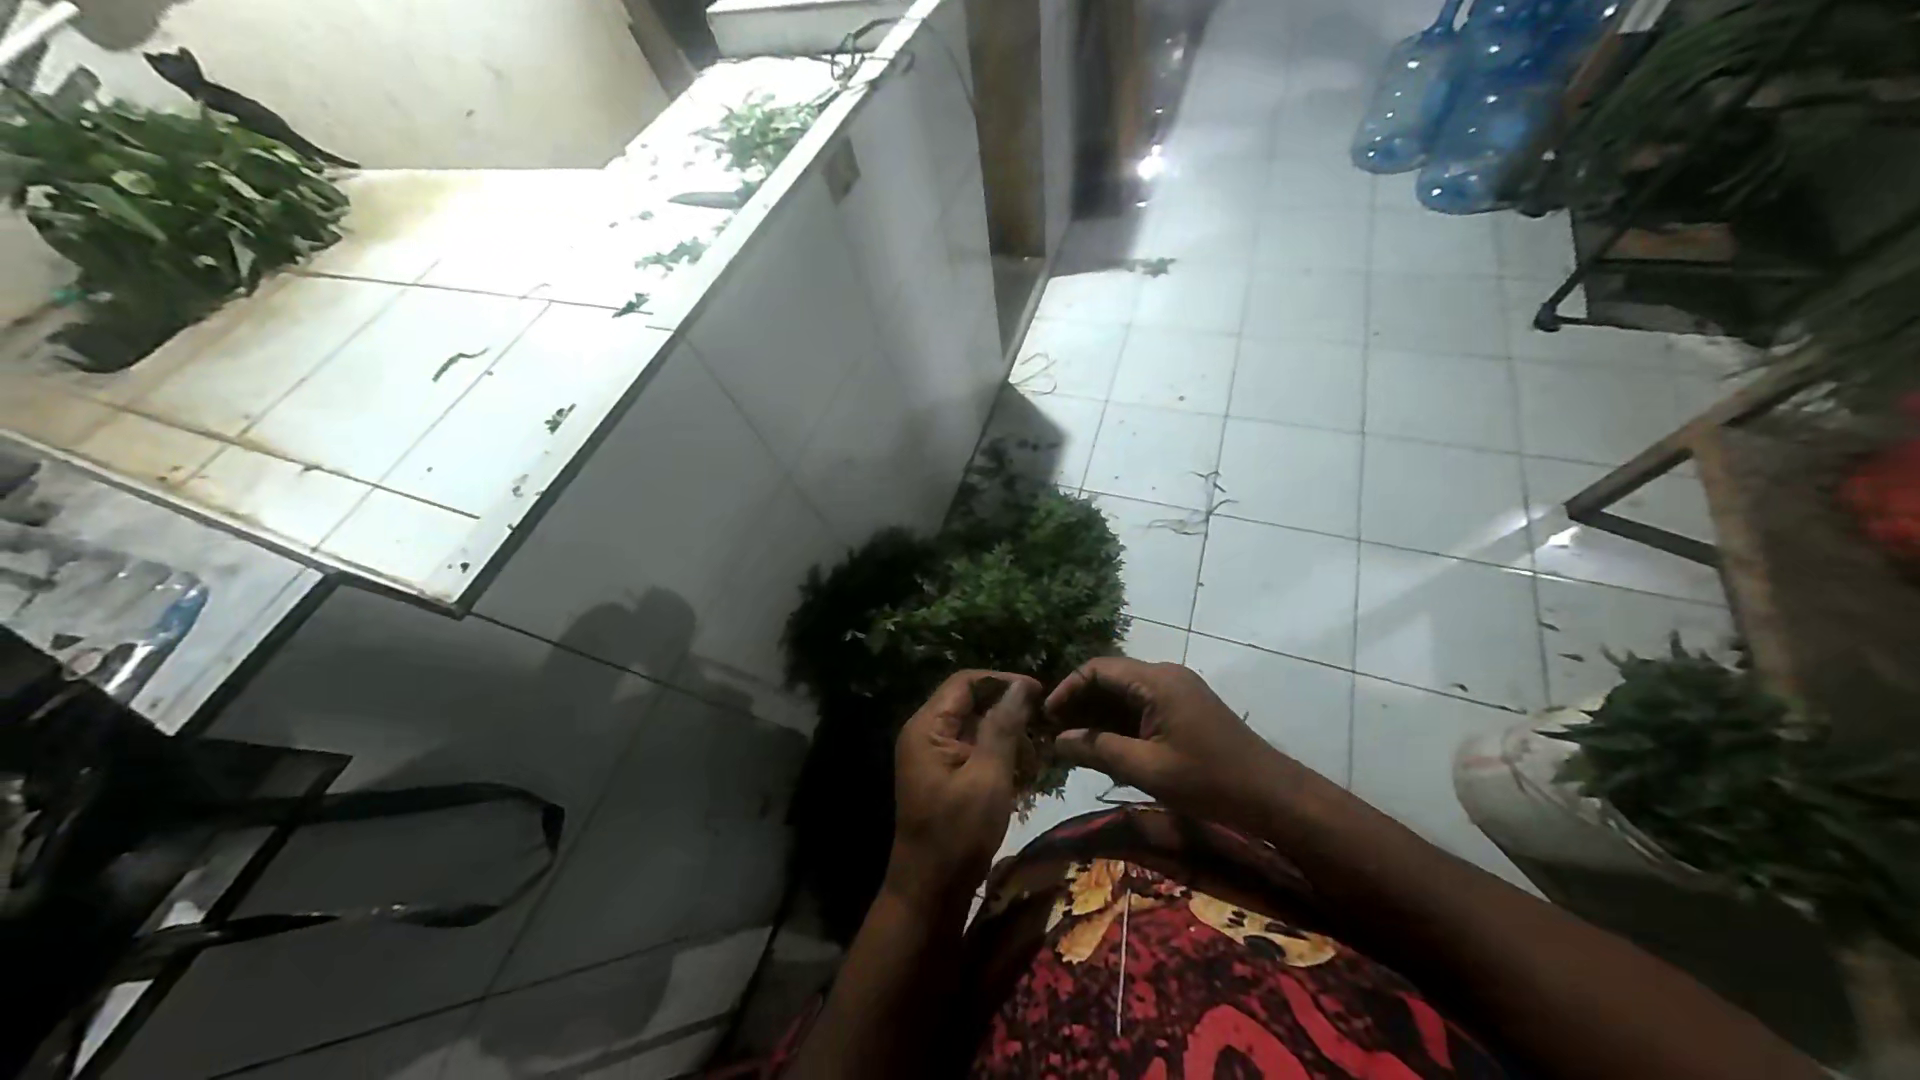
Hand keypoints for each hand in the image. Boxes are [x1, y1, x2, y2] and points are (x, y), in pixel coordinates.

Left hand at [886, 670, 1041, 910]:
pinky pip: (972, 752)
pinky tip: (1021, 777)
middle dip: (1008, 713)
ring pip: (975, 728)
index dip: (1003, 682)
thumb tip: (1022, 686)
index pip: (966, 682)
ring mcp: (932, 756)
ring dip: (1007, 738)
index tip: (1040, 695)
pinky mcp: (942, 776)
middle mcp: (925, 734)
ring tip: (1034, 761)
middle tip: (1042, 731)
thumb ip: (1004, 726)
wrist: (930, 891)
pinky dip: (997, 757)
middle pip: (970, 703)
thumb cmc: (959, 832)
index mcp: (927, 727)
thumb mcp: (988, 775)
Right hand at [1046, 657, 1300, 829]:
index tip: (1046, 717)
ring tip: (1073, 744)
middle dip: (1079, 704)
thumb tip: (1056, 741)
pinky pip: (1141, 706)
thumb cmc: (1209, 781)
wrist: (1272, 796)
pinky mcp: (1184, 708)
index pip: (1097, 669)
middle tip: (1055, 734)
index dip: (1066, 689)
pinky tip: (1105, 748)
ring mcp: (1177, 690)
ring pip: (1124, 694)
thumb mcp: (1146, 769)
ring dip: (1097, 715)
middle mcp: (1165, 675)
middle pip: (1109, 678)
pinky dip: (1119, 722)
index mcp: (1156, 681)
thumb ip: (1097, 750)